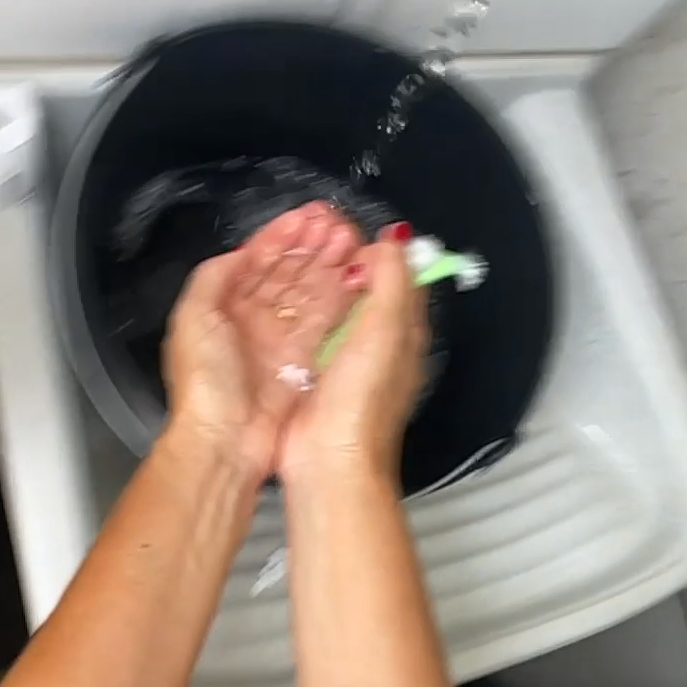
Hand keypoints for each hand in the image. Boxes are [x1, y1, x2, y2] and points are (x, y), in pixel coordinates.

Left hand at [162, 203, 361, 475]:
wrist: (223, 439)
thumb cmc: (204, 378)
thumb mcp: (193, 317)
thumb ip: (214, 277)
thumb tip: (243, 252)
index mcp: (223, 306)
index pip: (256, 261)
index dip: (282, 236)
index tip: (310, 215)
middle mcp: (253, 319)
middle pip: (286, 272)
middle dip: (311, 245)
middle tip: (339, 222)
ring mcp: (280, 339)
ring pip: (308, 291)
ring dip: (328, 263)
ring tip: (350, 238)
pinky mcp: (303, 360)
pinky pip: (324, 320)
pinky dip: (339, 294)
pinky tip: (354, 272)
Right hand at [279, 232, 427, 485]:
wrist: (327, 459)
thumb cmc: (361, 399)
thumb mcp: (386, 328)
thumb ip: (391, 280)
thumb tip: (395, 237)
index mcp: (405, 332)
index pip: (400, 277)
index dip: (378, 250)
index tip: (346, 228)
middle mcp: (378, 345)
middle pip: (365, 291)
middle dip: (344, 263)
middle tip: (313, 238)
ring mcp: (345, 362)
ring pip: (335, 310)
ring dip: (319, 286)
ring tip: (293, 261)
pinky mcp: (314, 376)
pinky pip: (310, 333)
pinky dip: (300, 315)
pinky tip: (280, 304)